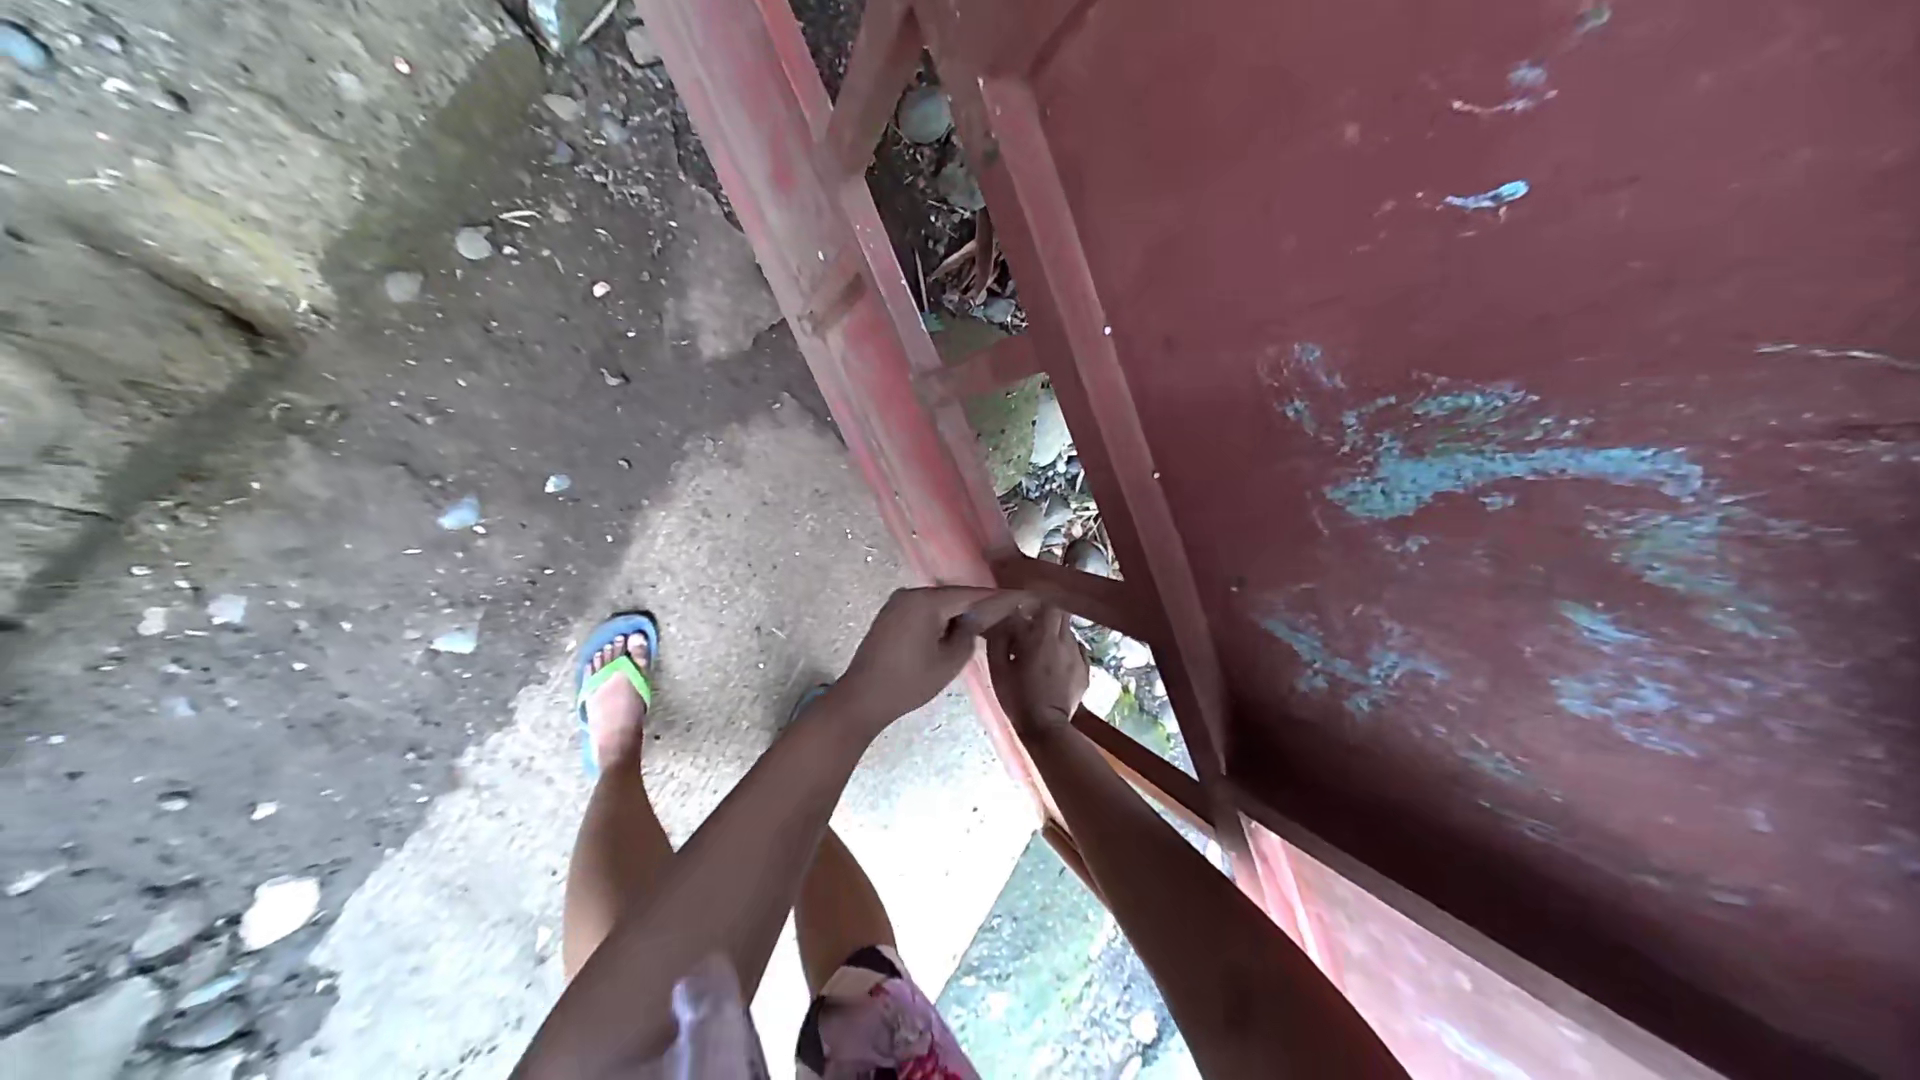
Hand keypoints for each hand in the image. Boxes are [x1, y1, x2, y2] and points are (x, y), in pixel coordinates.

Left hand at [834, 587, 1031, 727]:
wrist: (862, 698)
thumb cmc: (909, 683)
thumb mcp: (950, 661)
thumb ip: (970, 633)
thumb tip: (979, 618)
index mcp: (926, 601)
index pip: (970, 594)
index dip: (997, 598)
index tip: (1020, 597)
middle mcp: (910, 593)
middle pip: (953, 595)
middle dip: (978, 605)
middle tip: (1006, 613)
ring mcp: (897, 603)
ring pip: (938, 603)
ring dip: (959, 612)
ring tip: (985, 624)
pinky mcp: (890, 615)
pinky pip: (924, 610)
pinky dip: (941, 618)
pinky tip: (956, 629)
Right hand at [984, 605, 1089, 738]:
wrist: (1046, 728)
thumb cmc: (1016, 697)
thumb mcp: (998, 669)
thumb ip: (999, 640)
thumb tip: (1004, 620)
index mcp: (1041, 638)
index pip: (1043, 605)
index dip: (1033, 604)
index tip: (1022, 609)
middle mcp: (1064, 641)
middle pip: (1061, 612)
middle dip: (1048, 614)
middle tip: (1033, 625)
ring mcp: (1078, 656)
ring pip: (1068, 631)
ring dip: (1056, 632)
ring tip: (1043, 648)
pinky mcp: (1085, 671)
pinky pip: (1077, 650)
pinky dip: (1067, 650)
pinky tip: (1056, 662)